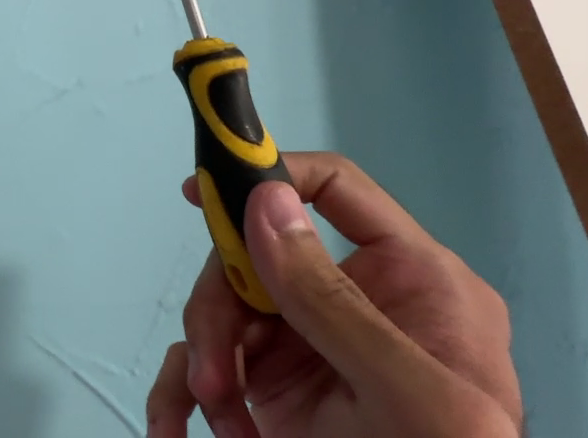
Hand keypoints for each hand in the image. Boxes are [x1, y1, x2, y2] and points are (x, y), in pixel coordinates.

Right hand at [147, 153, 523, 437]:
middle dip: (218, 308)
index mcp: (412, 281)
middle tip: (211, 367)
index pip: (334, 188)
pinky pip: (205, 359)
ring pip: (220, 304)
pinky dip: (180, 392)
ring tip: (215, 414)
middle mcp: (355, 300)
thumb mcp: (408, 395)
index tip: (198, 194)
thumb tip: (261, 196)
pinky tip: (175, 426)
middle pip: (252, 252)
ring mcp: (309, 341)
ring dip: (201, 357)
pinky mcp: (273, 383)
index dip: (266, 174)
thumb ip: (334, 299)